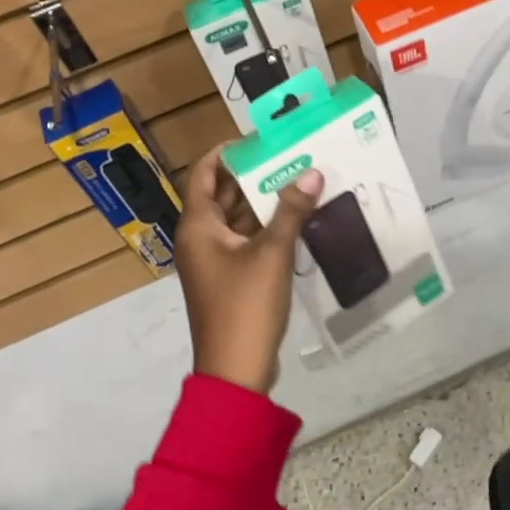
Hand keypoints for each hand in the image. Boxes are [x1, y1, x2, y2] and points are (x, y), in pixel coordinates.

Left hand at [174, 145, 323, 393]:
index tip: (257, 140)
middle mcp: (200, 239)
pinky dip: (266, 228)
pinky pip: (246, 242)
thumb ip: (291, 211)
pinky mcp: (230, 280)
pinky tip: (297, 218)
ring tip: (299, 179)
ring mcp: (214, 261)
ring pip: (236, 220)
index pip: (202, 174)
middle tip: (288, 155)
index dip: (225, 153)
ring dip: (263, 202)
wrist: (236, 370)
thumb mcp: (272, 253)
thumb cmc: (246, 306)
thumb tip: (312, 173)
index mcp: (198, 226)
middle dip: (252, 175)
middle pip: (221, 195)